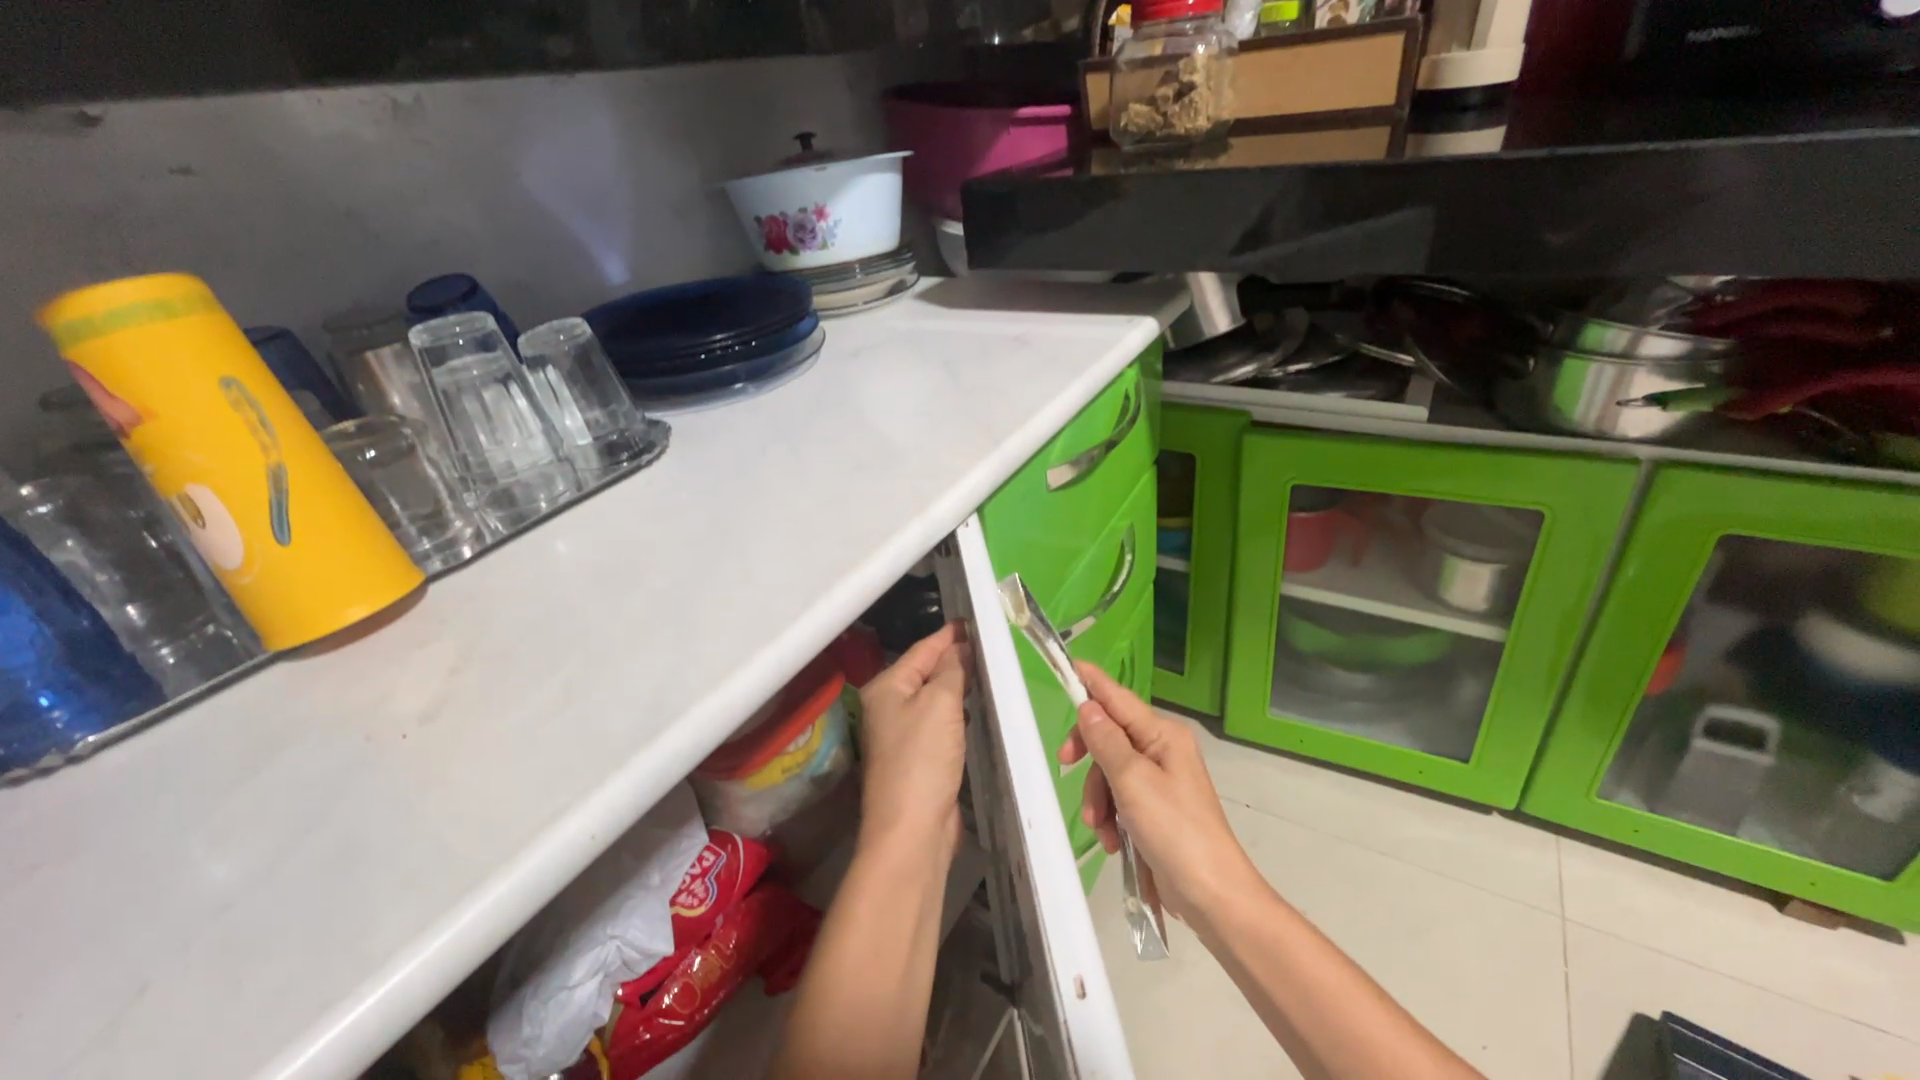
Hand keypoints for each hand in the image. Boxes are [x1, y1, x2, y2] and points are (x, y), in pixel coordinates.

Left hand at [858, 624, 967, 847]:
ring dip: (956, 687)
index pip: (921, 651)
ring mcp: (902, 736)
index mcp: (886, 688)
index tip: (976, 623)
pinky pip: (939, 725)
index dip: (948, 636)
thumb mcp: (940, 703)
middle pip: (925, 674)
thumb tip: (961, 646)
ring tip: (987, 674)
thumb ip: (952, 670)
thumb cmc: (922, 759)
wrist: (911, 829)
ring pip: (933, 700)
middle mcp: (889, 708)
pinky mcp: (918, 761)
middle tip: (989, 647)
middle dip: (954, 660)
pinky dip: (957, 715)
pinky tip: (974, 713)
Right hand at [1059, 661, 1260, 919]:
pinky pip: (1119, 800)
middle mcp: (1162, 751)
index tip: (1068, 666)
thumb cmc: (1175, 830)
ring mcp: (1160, 782)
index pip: (1119, 698)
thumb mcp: (1133, 782)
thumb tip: (1088, 706)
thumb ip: (1106, 741)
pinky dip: (1111, 818)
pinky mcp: (1155, 811)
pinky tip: (1113, 841)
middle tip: (1065, 767)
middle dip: (1089, 760)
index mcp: (1163, 735)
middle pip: (1109, 737)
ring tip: (1102, 829)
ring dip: (1099, 799)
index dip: (1093, 684)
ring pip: (1109, 773)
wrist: (1212, 894)